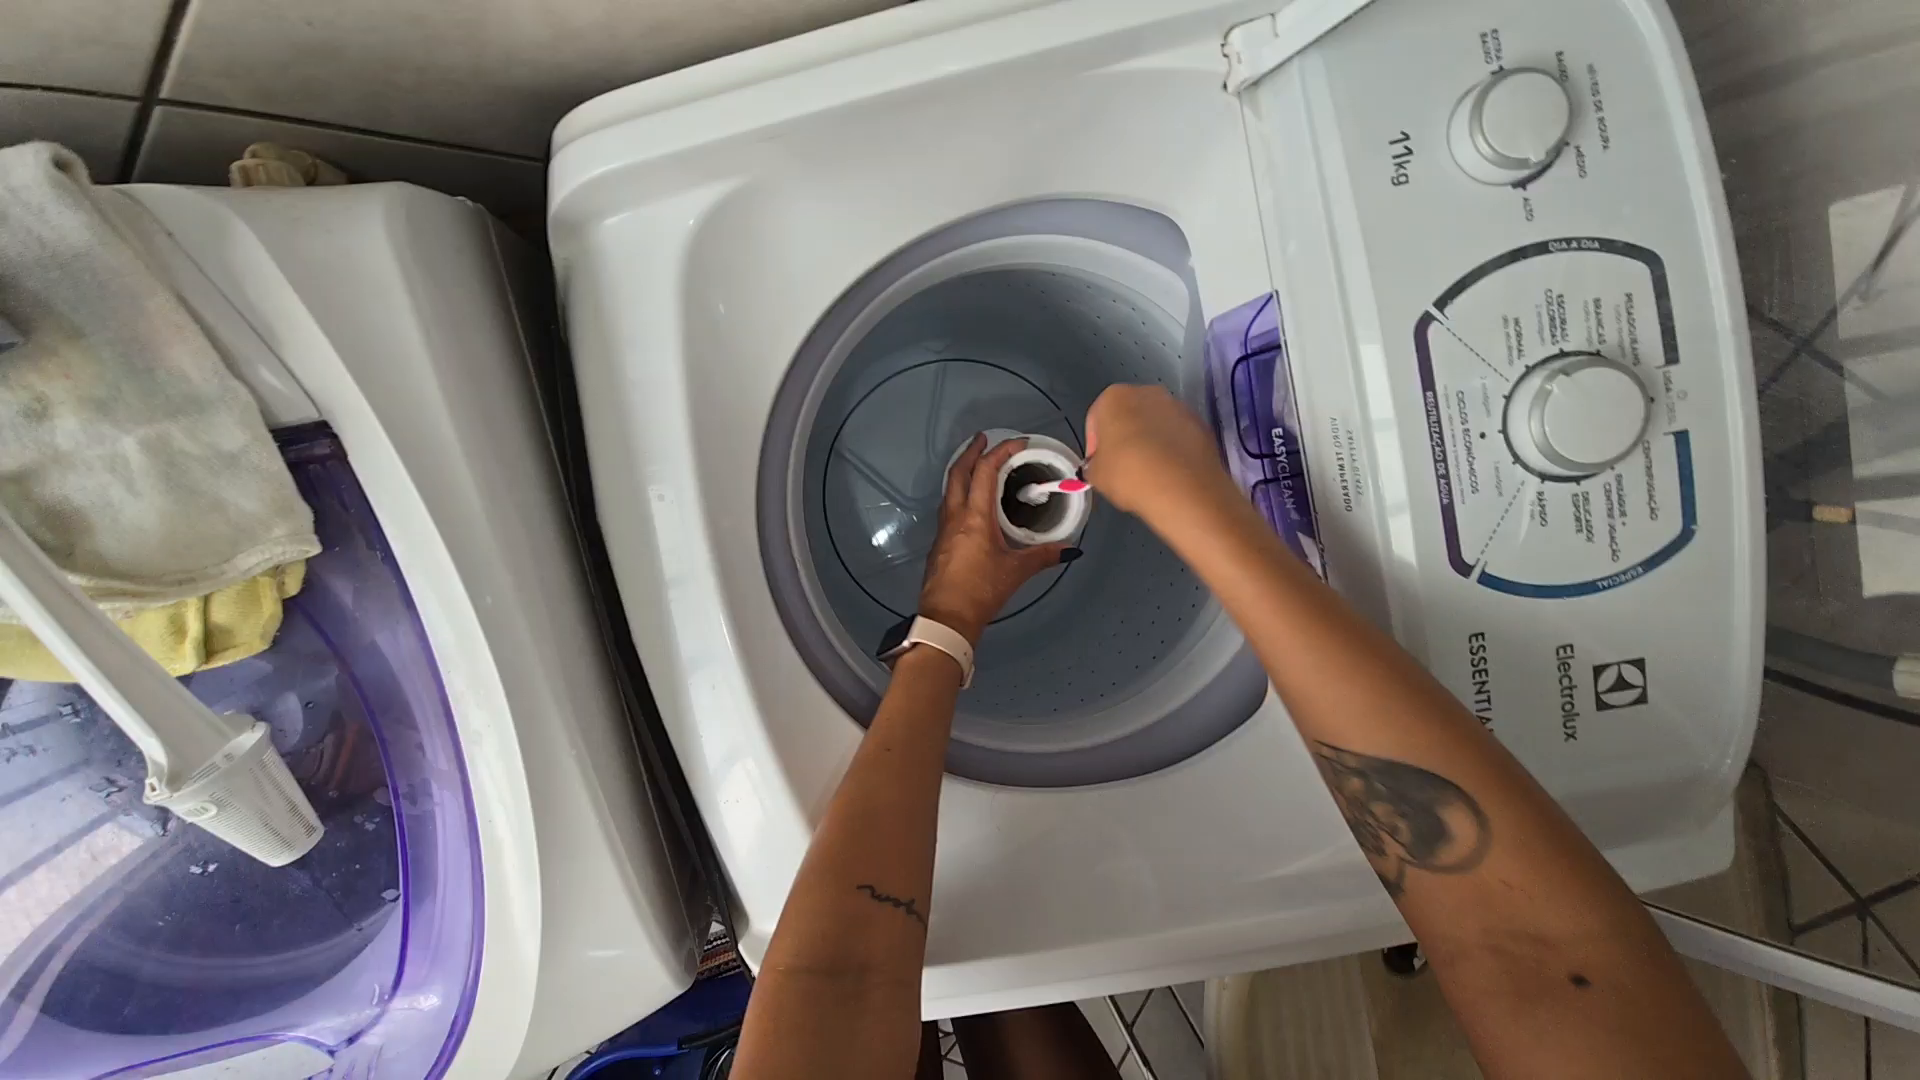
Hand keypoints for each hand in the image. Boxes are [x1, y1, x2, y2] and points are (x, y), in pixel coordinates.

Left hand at [918, 434, 1072, 644]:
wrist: (946, 618)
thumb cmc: (981, 591)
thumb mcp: (1016, 572)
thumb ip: (1043, 556)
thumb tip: (1069, 549)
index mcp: (975, 517)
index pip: (985, 472)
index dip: (1001, 452)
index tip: (1017, 443)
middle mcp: (955, 516)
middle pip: (958, 473)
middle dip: (971, 452)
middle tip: (984, 439)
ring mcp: (943, 529)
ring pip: (949, 489)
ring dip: (962, 471)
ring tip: (977, 464)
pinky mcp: (939, 543)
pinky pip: (948, 507)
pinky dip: (959, 493)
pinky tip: (971, 502)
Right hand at [1084, 385, 1235, 521]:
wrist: (1183, 489)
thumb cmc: (1130, 474)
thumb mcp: (1096, 475)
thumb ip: (1095, 464)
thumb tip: (1101, 466)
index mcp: (1115, 397)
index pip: (1096, 418)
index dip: (1094, 445)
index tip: (1098, 465)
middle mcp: (1148, 392)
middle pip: (1128, 415)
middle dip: (1124, 437)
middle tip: (1122, 467)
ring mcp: (1178, 406)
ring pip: (1155, 423)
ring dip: (1149, 441)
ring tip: (1148, 472)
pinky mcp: (1200, 424)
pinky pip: (1178, 435)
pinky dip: (1172, 449)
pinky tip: (1169, 473)